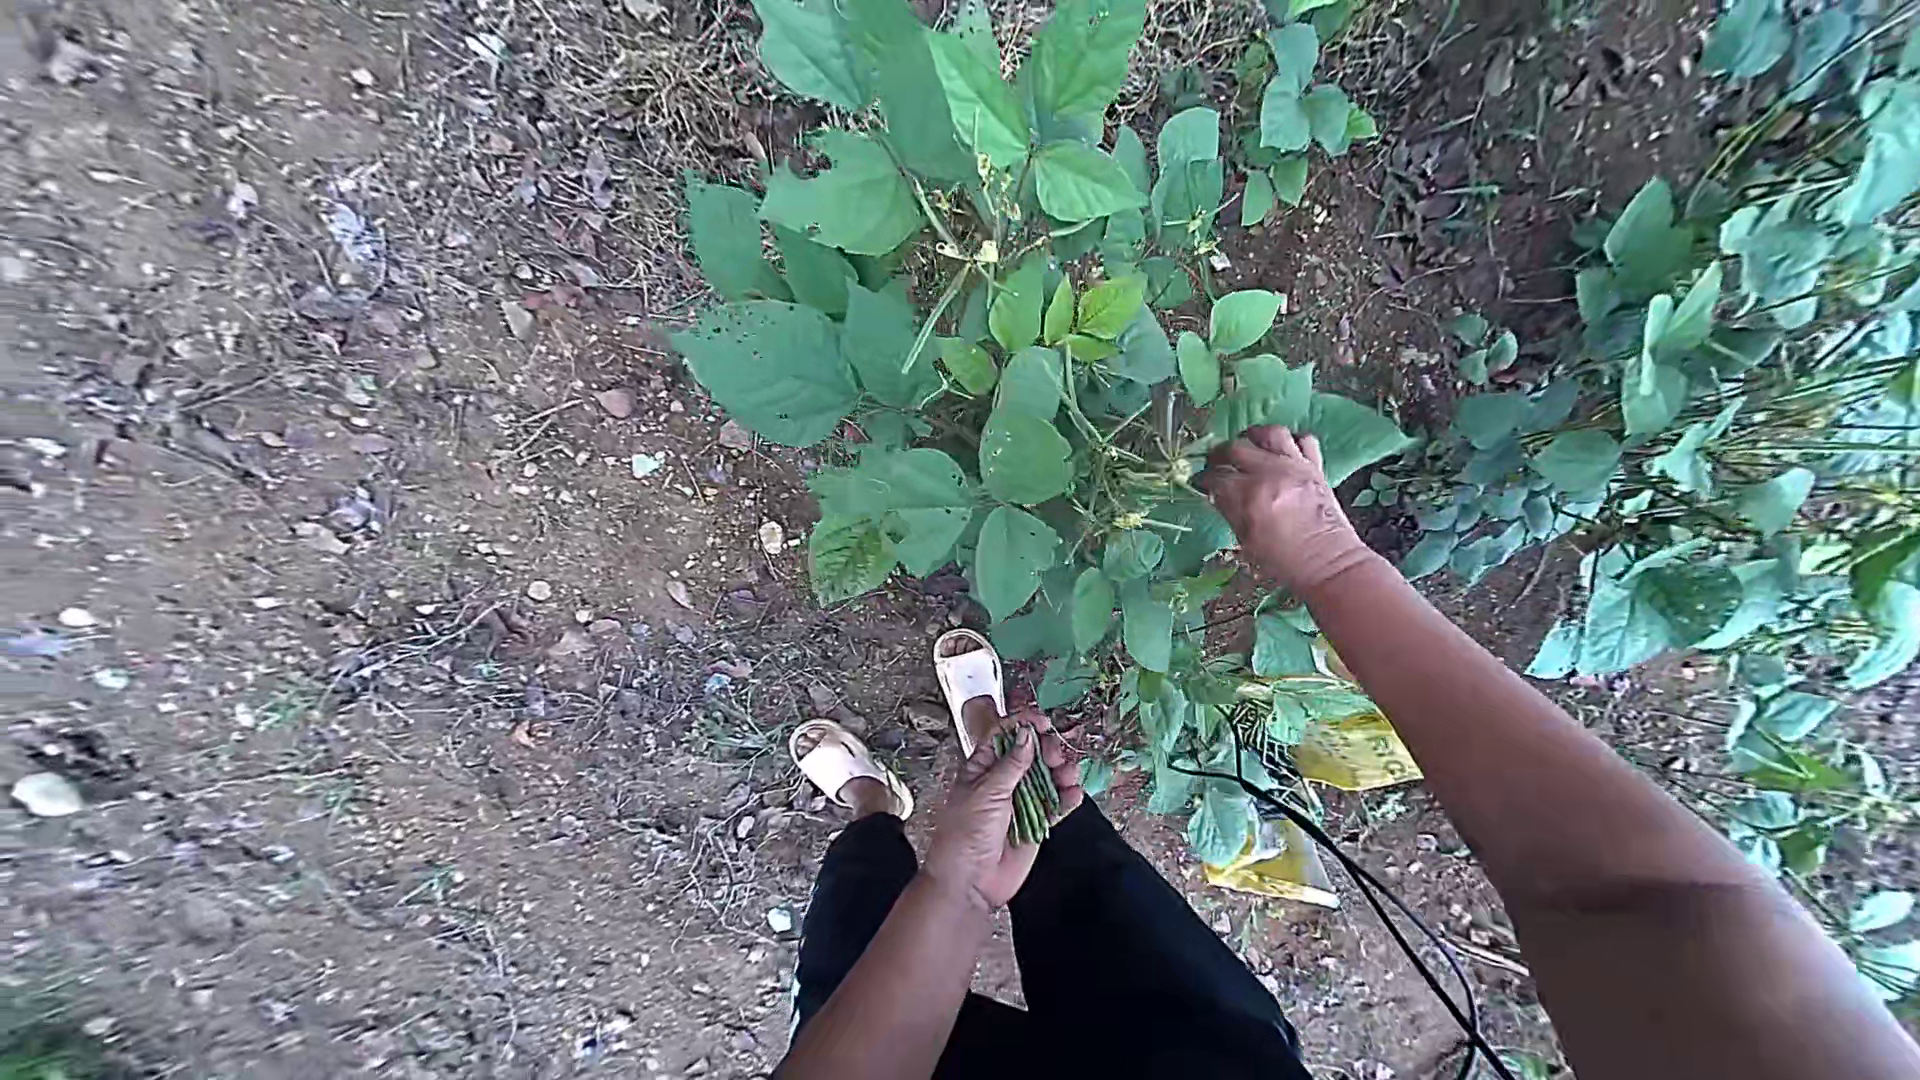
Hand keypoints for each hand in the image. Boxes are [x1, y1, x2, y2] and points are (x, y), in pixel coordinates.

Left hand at [921, 711, 1084, 909]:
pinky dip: (1067, 798)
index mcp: (983, 767)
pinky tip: (1074, 793)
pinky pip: (1056, 805)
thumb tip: (1026, 735)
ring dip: (1061, 771)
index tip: (1042, 721)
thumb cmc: (966, 832)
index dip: (1023, 725)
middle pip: (1031, 755)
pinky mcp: (1036, 823)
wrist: (970, 882)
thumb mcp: (987, 791)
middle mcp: (1004, 780)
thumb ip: (1011, 764)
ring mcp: (1021, 801)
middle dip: (1047, 749)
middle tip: (1055, 754)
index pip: (1005, 736)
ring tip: (1068, 774)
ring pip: (1047, 778)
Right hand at [1202, 425, 1377, 591]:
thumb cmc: (1282, 559)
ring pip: (1270, 433)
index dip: (1203, 479)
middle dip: (1219, 454)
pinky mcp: (1315, 467)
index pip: (1215, 476)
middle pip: (1235, 448)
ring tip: (1247, 446)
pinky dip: (1290, 442)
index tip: (1201, 483)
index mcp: (1247, 495)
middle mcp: (1270, 474)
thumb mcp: (1244, 538)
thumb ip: (1229, 509)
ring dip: (1253, 437)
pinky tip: (1281, 452)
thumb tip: (1216, 493)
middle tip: (1216, 464)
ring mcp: (1295, 466)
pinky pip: (1303, 439)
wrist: (1327, 562)